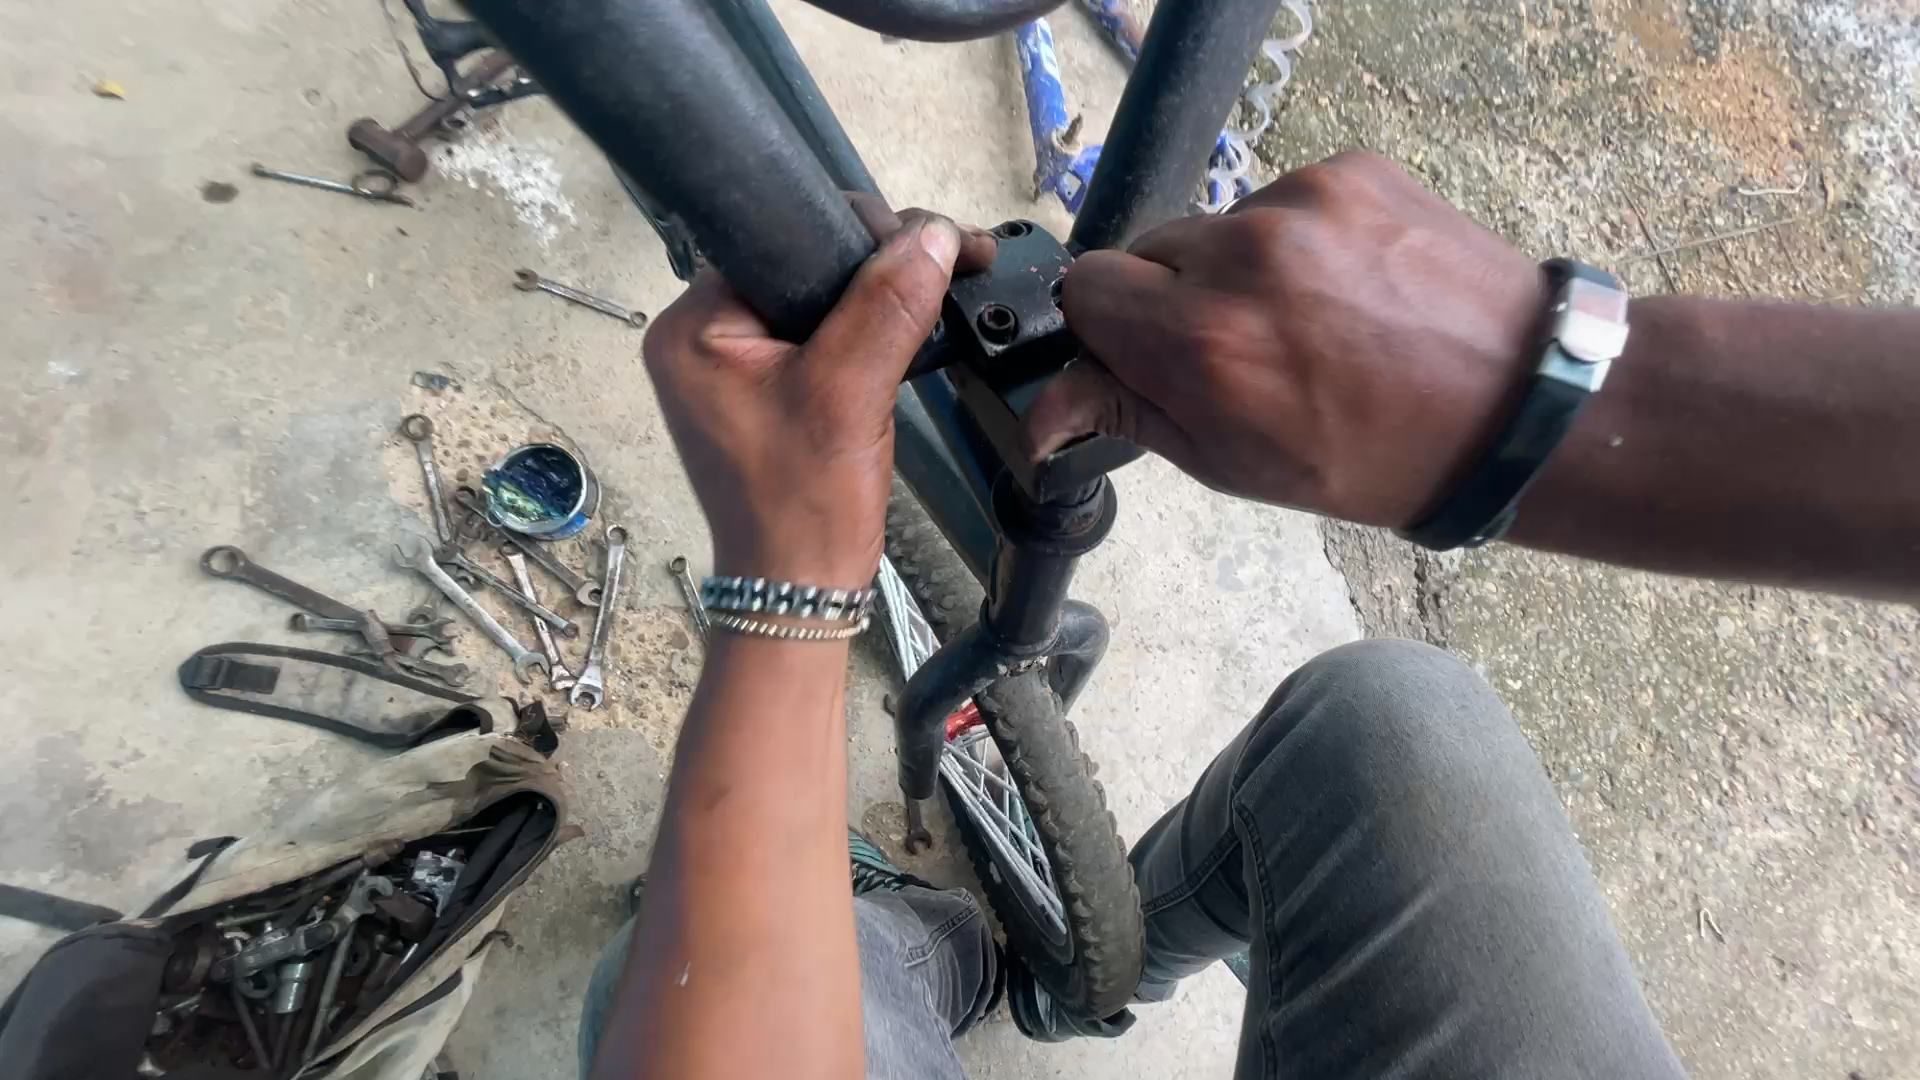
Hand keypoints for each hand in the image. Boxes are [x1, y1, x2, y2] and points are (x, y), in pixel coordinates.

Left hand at [642, 204, 988, 588]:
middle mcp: (704, 337)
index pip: (780, 239)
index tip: (927, 240)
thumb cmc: (806, 504)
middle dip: (877, 264)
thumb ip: (886, 309)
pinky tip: (911, 329)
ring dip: (879, 299)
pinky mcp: (767, 394)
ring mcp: (735, 368)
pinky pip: (820, 341)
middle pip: (801, 268)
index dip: (858, 230)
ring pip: (818, 304)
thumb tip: (935, 233)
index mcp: (695, 326)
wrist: (801, 590)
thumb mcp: (847, 397)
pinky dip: (867, 334)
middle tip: (949, 259)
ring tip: (942, 286)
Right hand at [1026, 152, 1547, 528]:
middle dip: (1161, 299)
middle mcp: (1239, 256)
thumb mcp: (1223, 461)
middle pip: (1140, 252)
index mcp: (1199, 342)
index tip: (1138, 352)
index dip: (1102, 326)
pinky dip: (1280, 243)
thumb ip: (1123, 412)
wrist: (1508, 407)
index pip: (1084, 289)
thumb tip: (1041, 411)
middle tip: (1223, 348)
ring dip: (1221, 272)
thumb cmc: (1356, 458)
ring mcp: (1298, 202)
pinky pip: (1270, 201)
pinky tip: (1330, 287)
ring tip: (1290, 321)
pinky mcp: (1347, 169)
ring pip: (1205, 227)